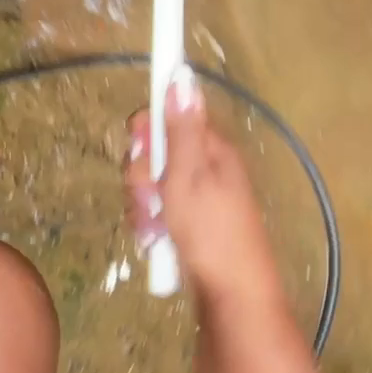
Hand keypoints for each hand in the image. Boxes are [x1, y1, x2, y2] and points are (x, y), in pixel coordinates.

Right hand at [122, 69, 282, 308]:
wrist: (232, 292)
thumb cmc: (210, 231)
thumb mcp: (188, 176)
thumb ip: (181, 130)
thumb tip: (183, 80)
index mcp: (209, 150)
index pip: (166, 117)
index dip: (145, 132)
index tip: (142, 150)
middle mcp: (204, 167)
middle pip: (151, 151)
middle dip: (139, 174)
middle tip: (150, 196)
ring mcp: (196, 194)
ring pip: (148, 181)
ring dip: (140, 202)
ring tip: (152, 224)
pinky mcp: (187, 218)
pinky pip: (154, 206)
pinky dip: (148, 219)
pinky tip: (154, 236)